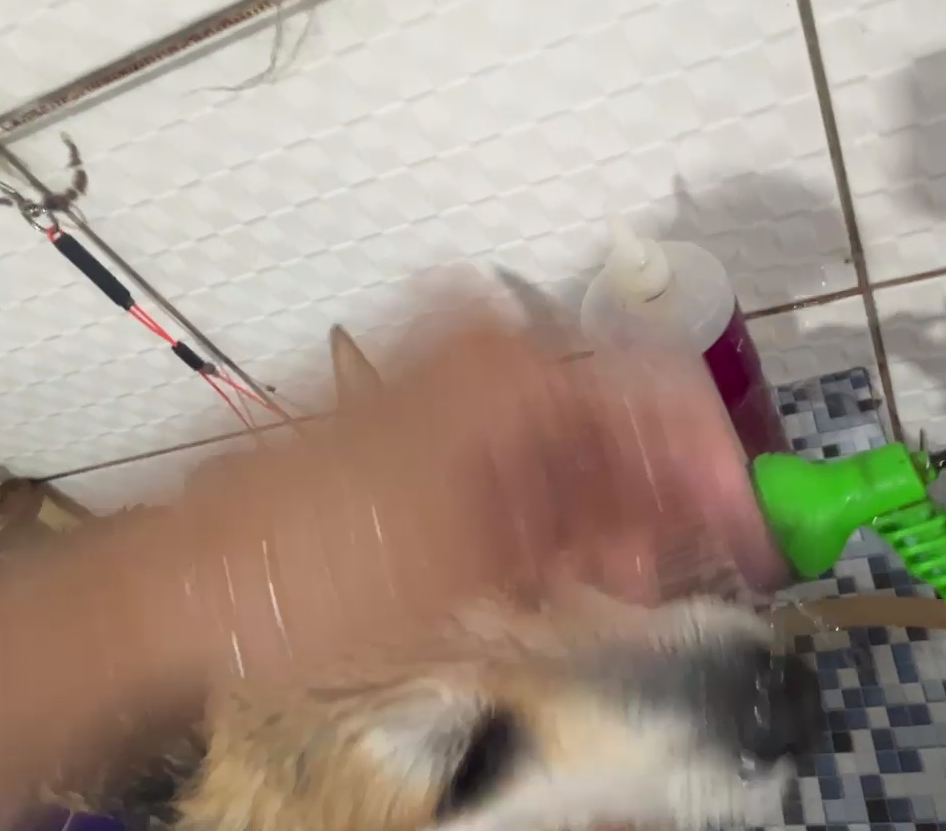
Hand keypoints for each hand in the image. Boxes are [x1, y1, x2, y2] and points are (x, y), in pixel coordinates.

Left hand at [159, 292, 751, 679]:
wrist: (195, 580)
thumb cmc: (328, 562)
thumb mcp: (484, 554)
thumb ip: (609, 520)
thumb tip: (700, 510)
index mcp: (507, 365)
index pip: (654, 389)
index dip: (713, 460)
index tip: (751, 526)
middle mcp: (486, 358)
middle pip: (614, 416)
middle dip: (660, 497)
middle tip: (693, 573)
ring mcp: (455, 390)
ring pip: (572, 443)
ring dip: (612, 516)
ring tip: (630, 587)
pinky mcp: (433, 427)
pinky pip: (525, 461)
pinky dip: (559, 516)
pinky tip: (574, 570)